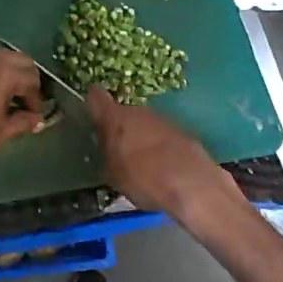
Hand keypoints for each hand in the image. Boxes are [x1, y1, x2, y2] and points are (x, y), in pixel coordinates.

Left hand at [0, 50, 46, 173]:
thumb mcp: (1, 131)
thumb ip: (23, 121)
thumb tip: (37, 120)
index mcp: (4, 73)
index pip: (32, 80)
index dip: (36, 99)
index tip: (34, 115)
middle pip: (22, 61)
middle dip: (27, 80)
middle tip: (24, 103)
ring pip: (3, 57)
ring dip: (11, 73)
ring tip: (8, 97)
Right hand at [88, 87, 241, 222]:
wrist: (193, 184)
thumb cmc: (144, 179)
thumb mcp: (113, 174)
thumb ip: (107, 154)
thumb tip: (107, 145)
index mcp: (115, 118)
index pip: (96, 97)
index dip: (91, 102)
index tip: (89, 111)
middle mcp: (137, 111)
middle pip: (122, 114)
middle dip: (119, 128)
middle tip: (116, 150)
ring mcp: (162, 119)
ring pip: (143, 124)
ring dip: (140, 138)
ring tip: (141, 164)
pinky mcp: (181, 131)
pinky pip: (161, 136)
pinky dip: (159, 147)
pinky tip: (162, 168)